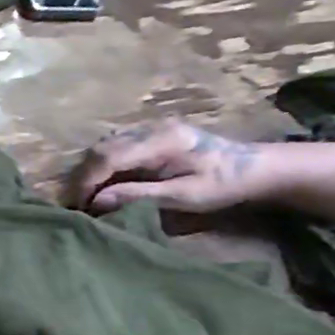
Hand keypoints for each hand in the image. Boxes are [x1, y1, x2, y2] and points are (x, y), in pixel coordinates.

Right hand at [65, 121, 270, 213]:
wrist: (256, 166)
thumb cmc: (224, 184)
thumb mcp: (184, 196)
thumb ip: (139, 195)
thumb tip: (98, 201)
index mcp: (161, 141)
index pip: (109, 157)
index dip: (88, 182)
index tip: (79, 206)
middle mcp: (151, 128)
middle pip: (102, 148)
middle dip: (84, 176)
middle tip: (78, 204)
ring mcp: (151, 128)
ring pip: (105, 144)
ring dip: (91, 170)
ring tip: (88, 195)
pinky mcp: (152, 134)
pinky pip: (116, 144)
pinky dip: (103, 164)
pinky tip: (105, 182)